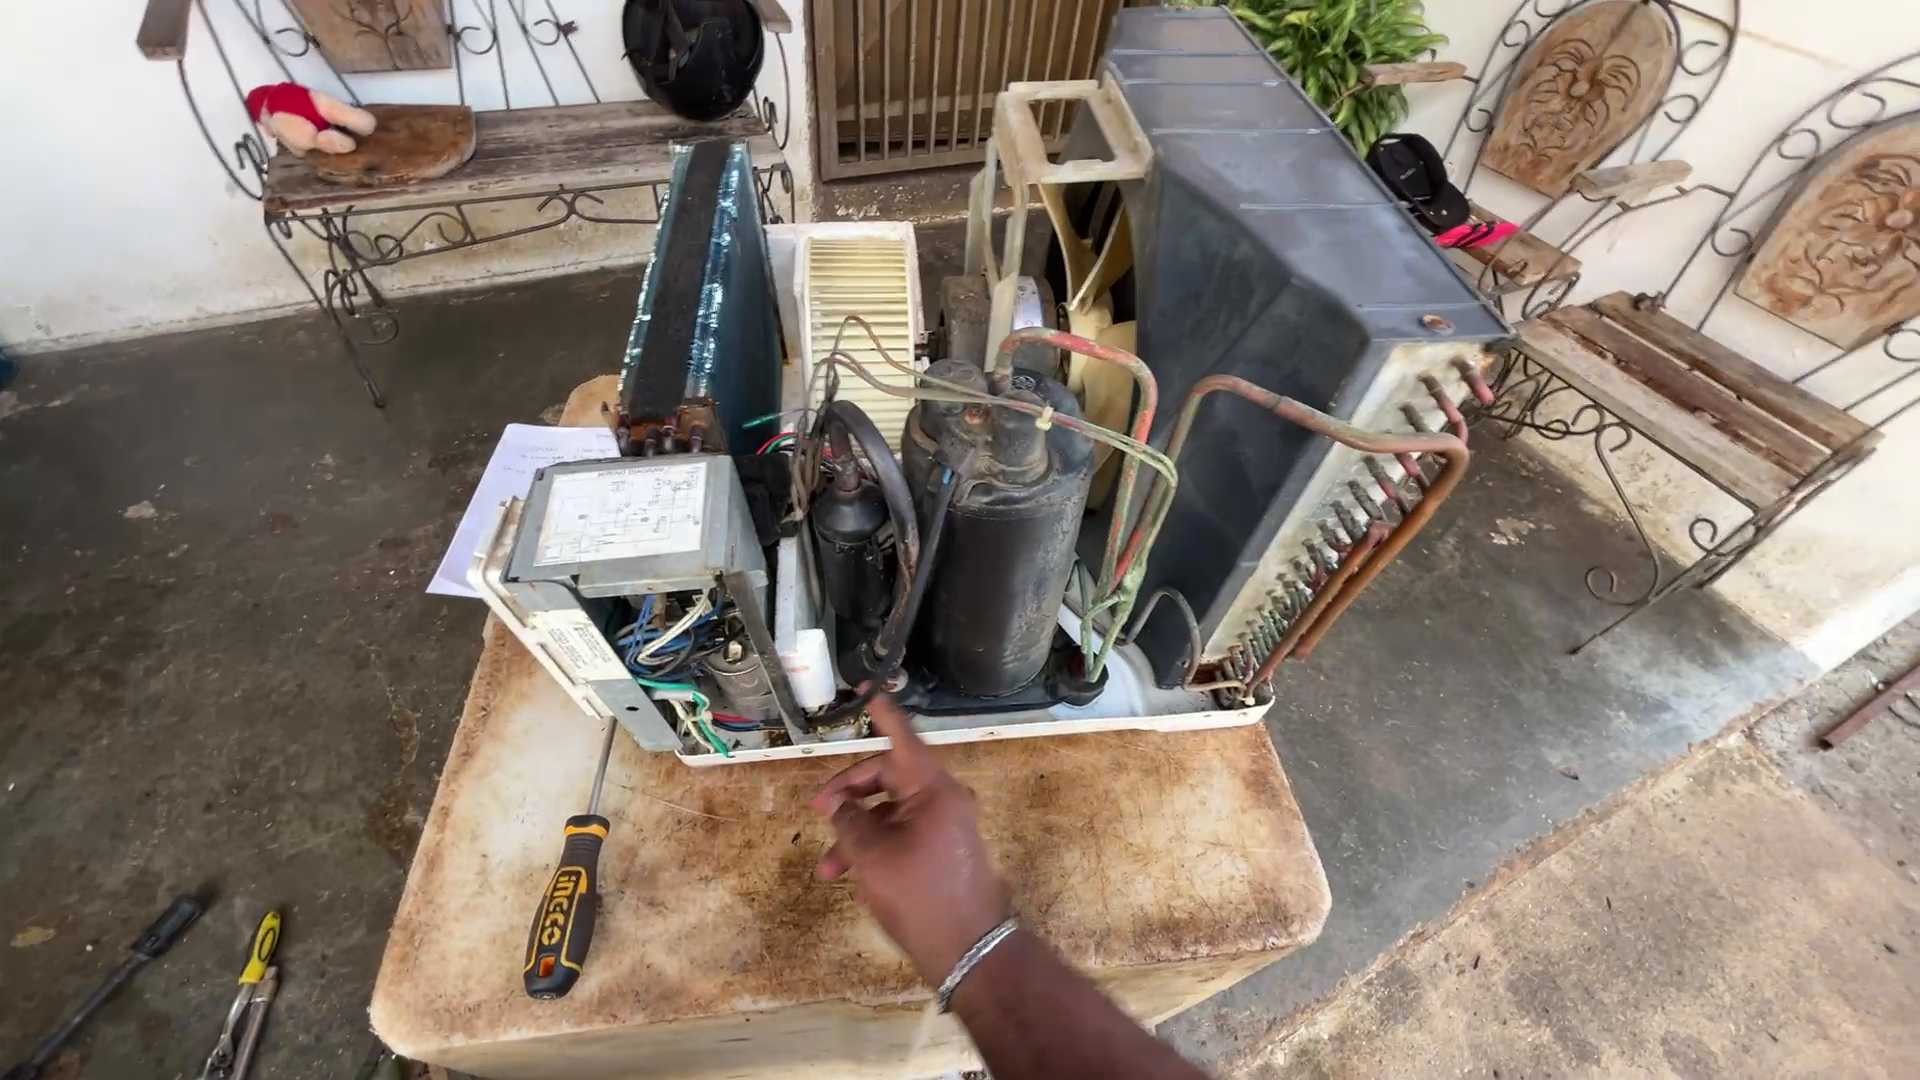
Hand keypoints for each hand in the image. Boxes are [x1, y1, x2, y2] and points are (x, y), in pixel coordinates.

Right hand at [812, 692, 1009, 983]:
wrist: (970, 952)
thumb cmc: (921, 896)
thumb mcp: (874, 857)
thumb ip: (850, 822)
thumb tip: (841, 804)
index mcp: (933, 787)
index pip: (903, 737)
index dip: (882, 713)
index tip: (868, 687)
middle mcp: (942, 798)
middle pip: (888, 777)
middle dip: (849, 795)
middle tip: (817, 811)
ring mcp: (944, 825)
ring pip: (890, 813)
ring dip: (857, 833)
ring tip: (826, 869)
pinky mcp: (942, 850)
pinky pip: (903, 835)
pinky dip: (876, 849)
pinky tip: (853, 878)